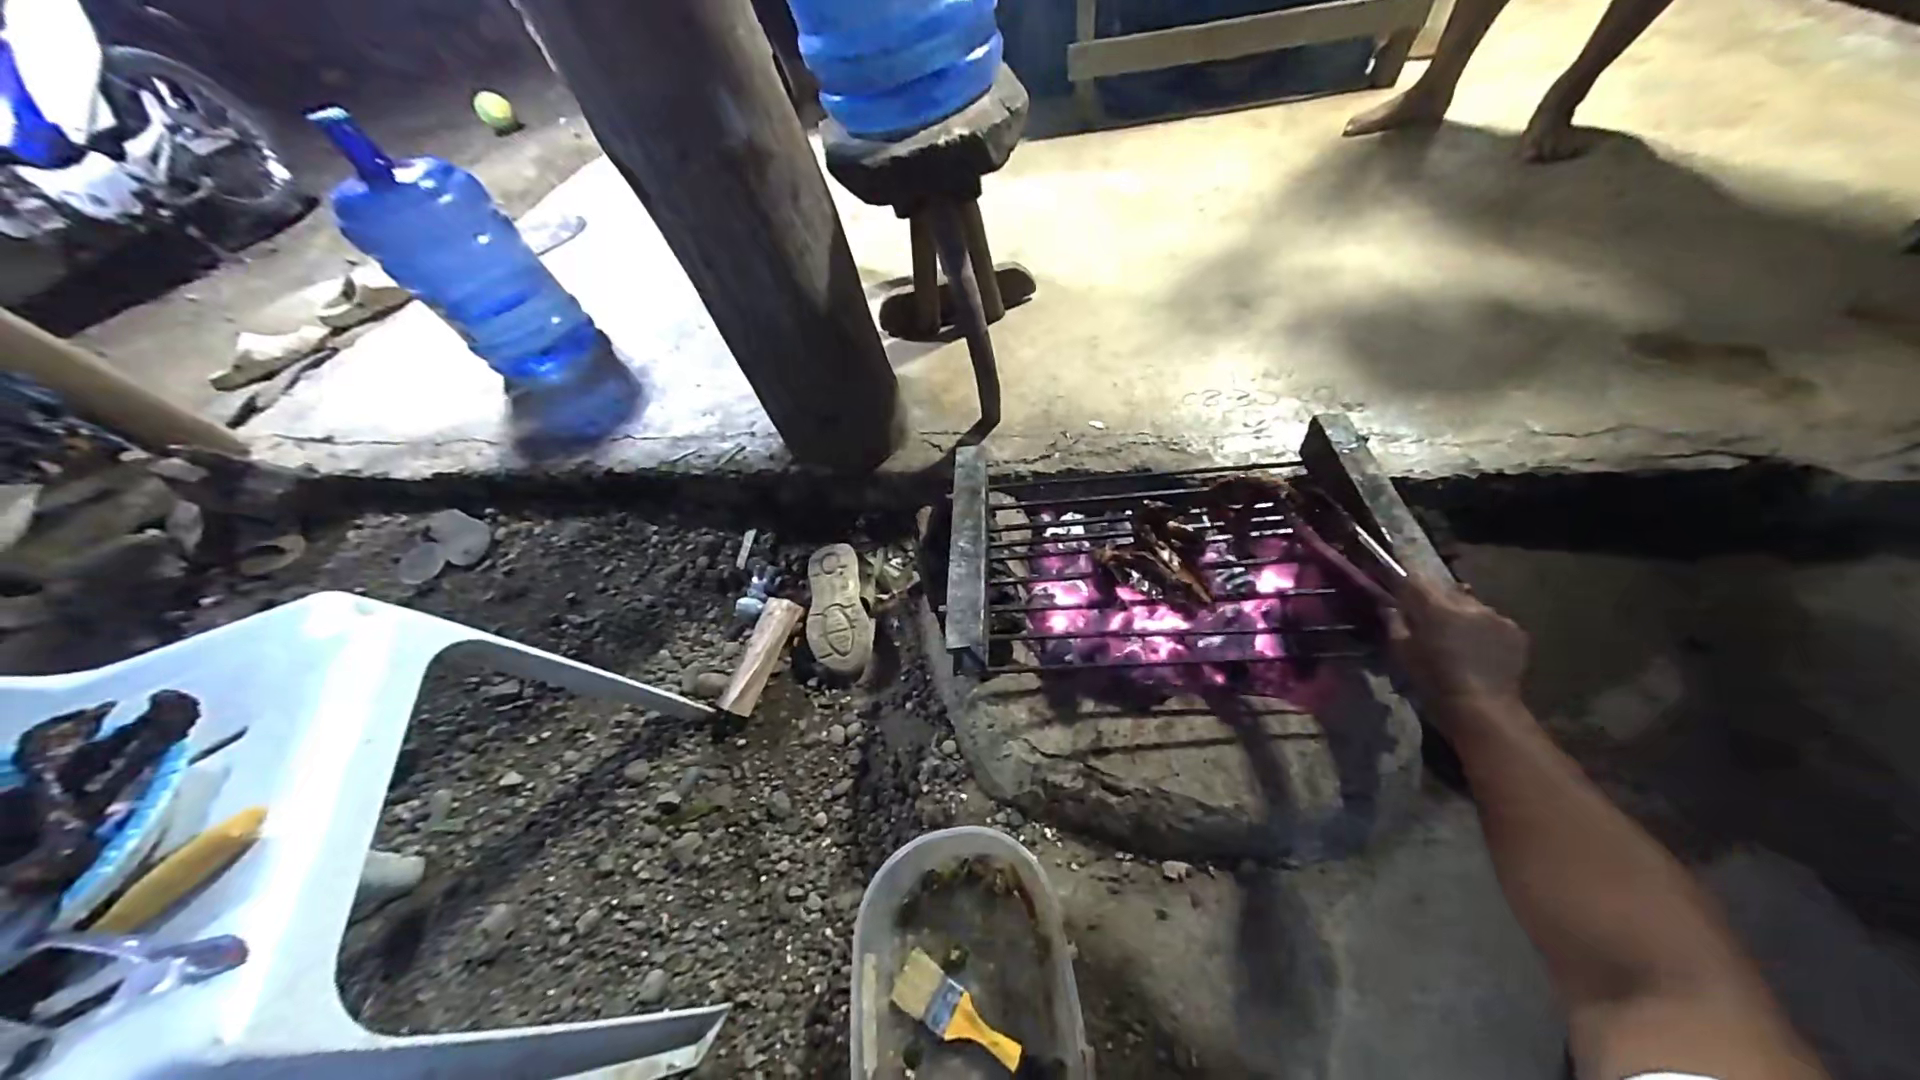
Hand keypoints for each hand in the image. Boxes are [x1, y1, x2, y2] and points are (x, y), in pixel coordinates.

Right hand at [1386, 575, 1529, 719]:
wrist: (1482, 707)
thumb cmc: (1432, 680)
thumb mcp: (1401, 651)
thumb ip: (1394, 622)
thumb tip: (1389, 605)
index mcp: (1437, 607)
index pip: (1416, 580)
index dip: (1405, 582)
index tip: (1398, 590)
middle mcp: (1469, 604)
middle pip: (1445, 589)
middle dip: (1433, 598)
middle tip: (1425, 615)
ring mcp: (1496, 616)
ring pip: (1470, 603)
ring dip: (1459, 612)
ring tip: (1454, 633)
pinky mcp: (1515, 630)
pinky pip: (1491, 619)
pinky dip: (1481, 627)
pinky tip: (1476, 646)